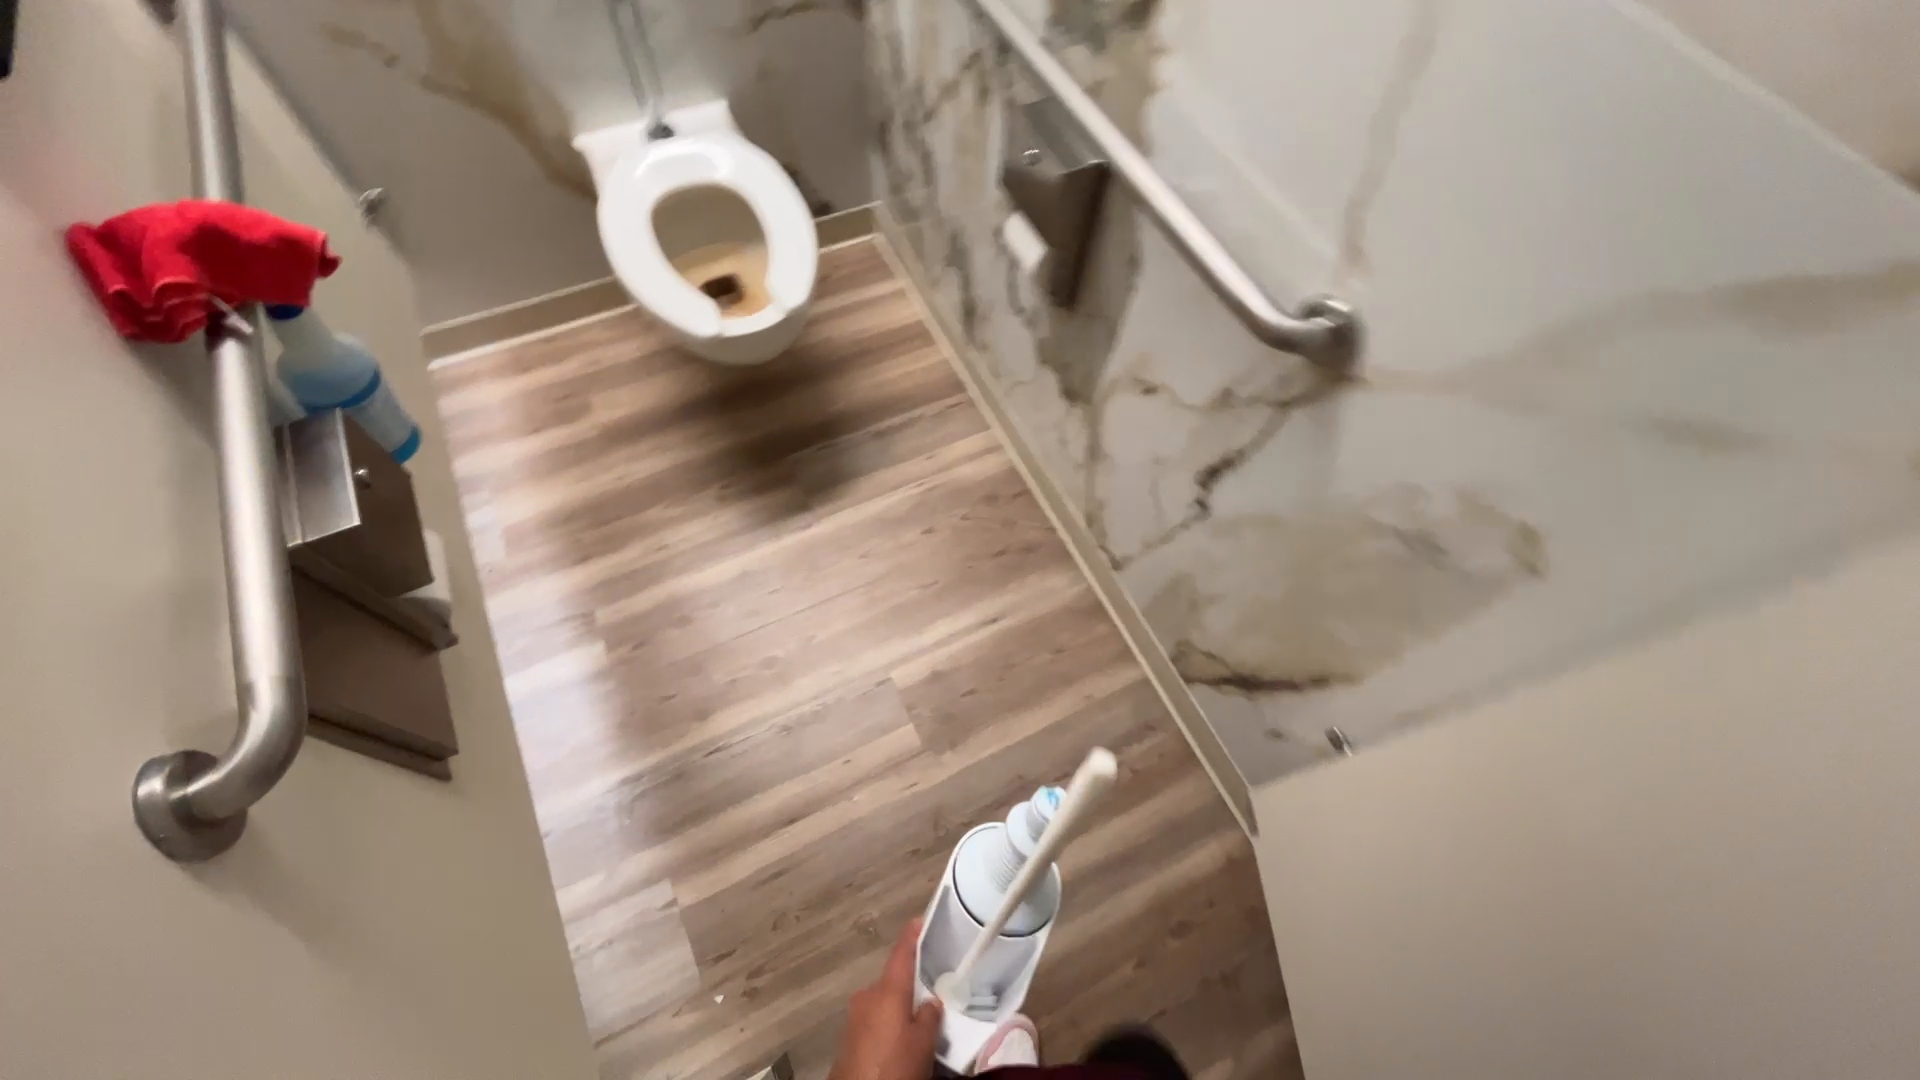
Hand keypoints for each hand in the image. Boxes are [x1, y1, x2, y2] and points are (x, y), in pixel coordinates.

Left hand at [828, 918, 943, 1079]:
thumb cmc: (894, 1066)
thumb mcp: (923, 1043)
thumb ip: (930, 1017)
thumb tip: (931, 1001)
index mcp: (887, 990)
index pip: (901, 953)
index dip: (912, 936)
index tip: (920, 919)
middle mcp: (868, 996)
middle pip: (894, 981)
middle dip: (911, 986)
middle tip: (934, 991)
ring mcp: (855, 1017)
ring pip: (885, 1003)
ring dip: (900, 1008)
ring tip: (921, 1022)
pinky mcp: (849, 1038)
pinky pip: (875, 1021)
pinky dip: (889, 1025)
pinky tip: (901, 1040)